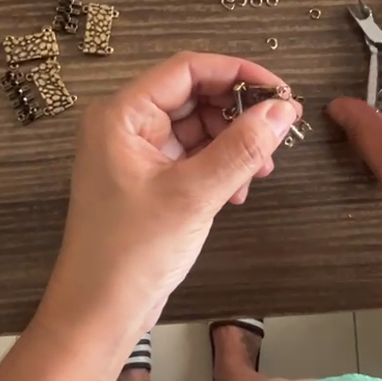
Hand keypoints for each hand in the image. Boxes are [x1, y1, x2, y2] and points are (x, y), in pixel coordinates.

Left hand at [38, 52, 303, 346]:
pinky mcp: (147, 181)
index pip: (187, 69)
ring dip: (232, 143)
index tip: (280, 92)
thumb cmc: (130, 253)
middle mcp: (125, 126)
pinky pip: (191, 156)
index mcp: (121, 115)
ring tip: (261, 169)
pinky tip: (238, 191)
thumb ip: (241, 148)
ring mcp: (135, 154)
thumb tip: (282, 110)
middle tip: (279, 131)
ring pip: (196, 127)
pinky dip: (219, 166)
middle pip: (193, 95)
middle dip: (237, 113)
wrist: (99, 312)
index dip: (237, 73)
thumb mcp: (193, 195)